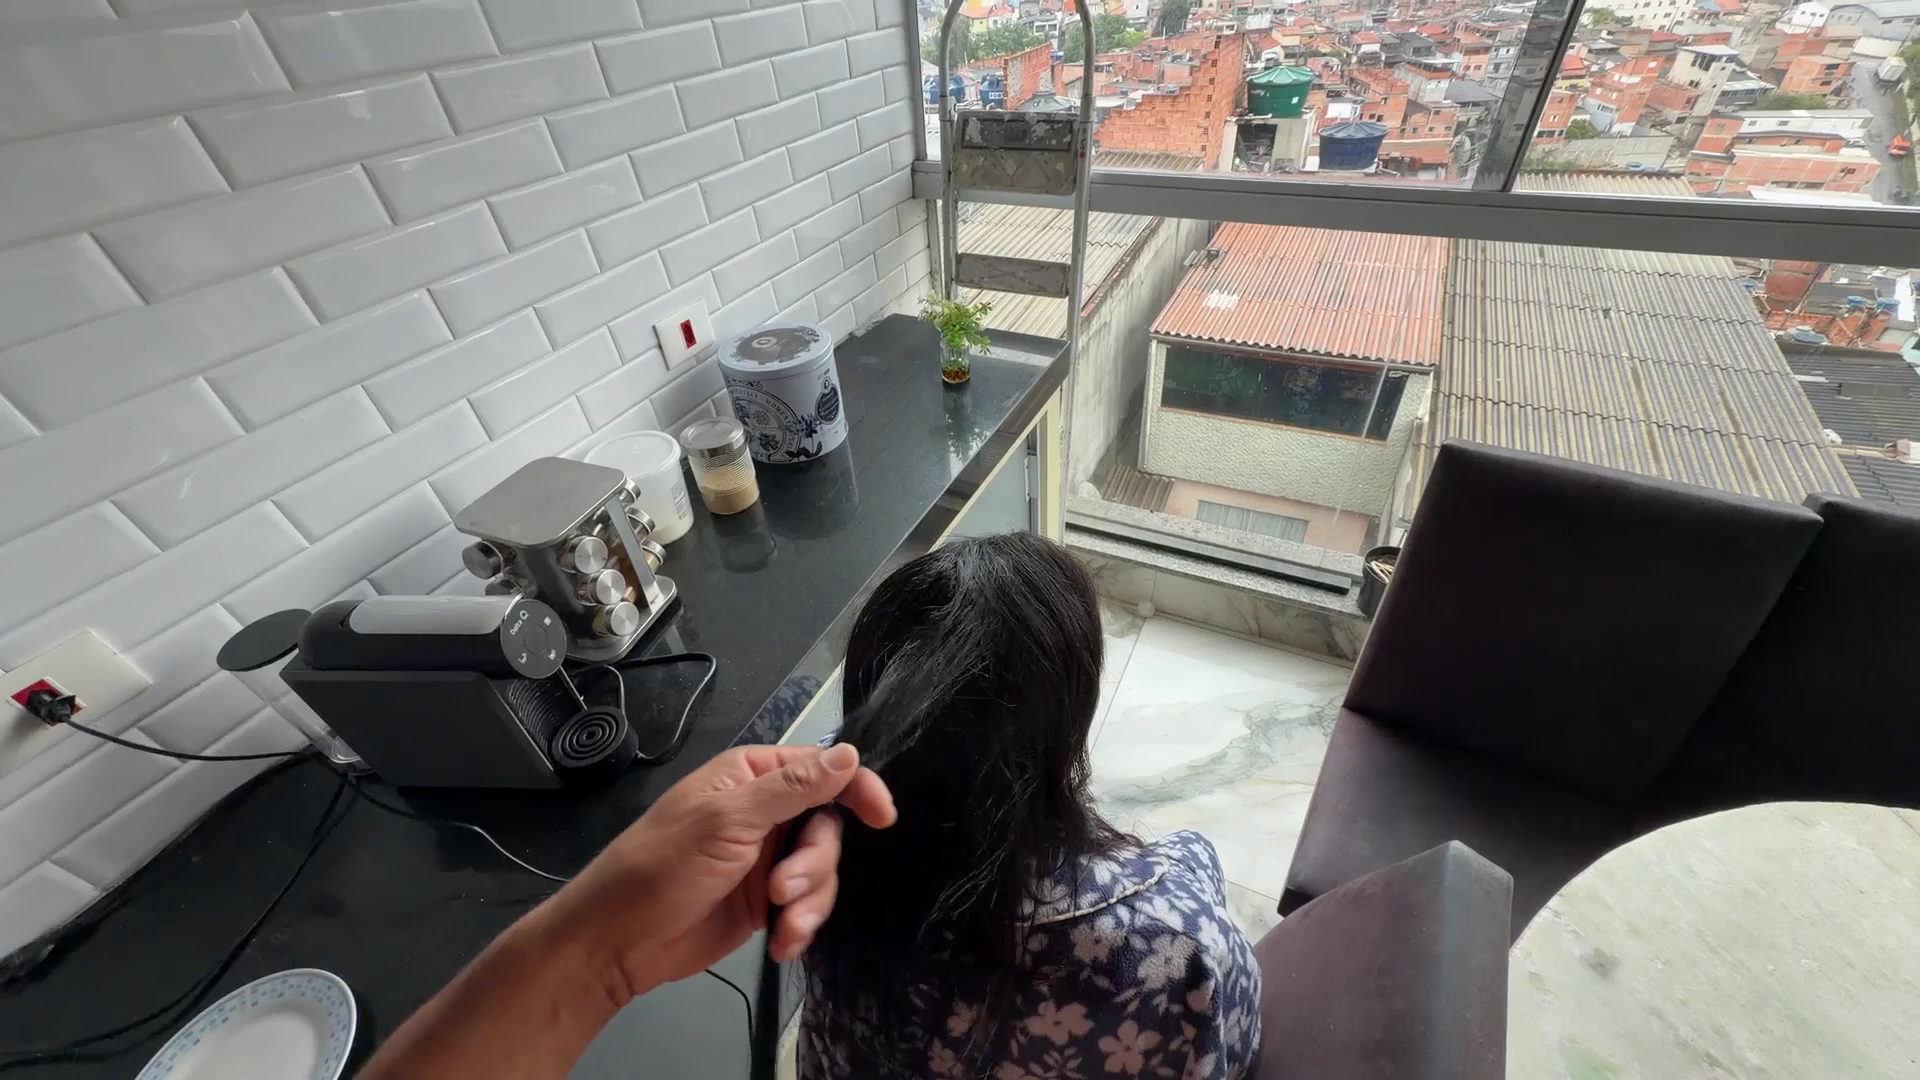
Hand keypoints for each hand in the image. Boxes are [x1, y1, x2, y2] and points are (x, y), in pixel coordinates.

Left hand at [552, 743, 895, 1001]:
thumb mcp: (728, 820)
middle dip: (815, 863)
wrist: (615, 945)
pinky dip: (802, 924)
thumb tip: (850, 755)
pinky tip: (782, 943)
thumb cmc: (662, 866)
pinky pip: (807, 903)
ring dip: (810, 899)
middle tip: (785, 890)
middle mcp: (767, 810)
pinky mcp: (766, 899)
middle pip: (828, 826)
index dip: (857, 788)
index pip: (822, 769)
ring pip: (822, 868)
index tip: (882, 817)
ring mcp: (768, 856)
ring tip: (782, 923)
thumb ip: (793, 788)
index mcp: (754, 775)